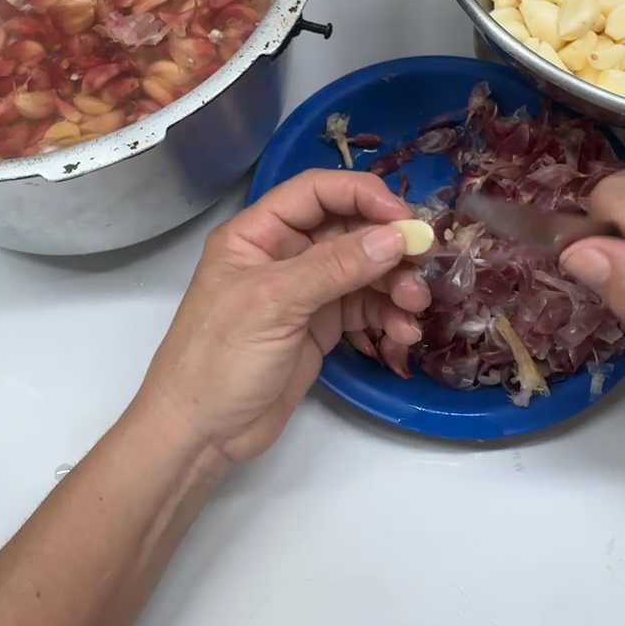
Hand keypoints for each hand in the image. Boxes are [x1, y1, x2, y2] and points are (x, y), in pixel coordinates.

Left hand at [134, 169, 432, 462]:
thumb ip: (334, 267)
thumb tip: (394, 237)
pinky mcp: (319, 326)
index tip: (404, 217)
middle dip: (387, 245)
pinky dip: (385, 316)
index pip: (315, 192)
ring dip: (393, 283)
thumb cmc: (219, 359)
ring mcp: (302, 292)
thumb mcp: (274, 304)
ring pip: (361, 269)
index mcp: (256, 233)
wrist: (201, 433)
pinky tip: (402, 333)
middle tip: (423, 265)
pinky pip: (362, 307)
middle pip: (346, 229)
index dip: (362, 195)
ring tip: (415, 306)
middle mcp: (282, 254)